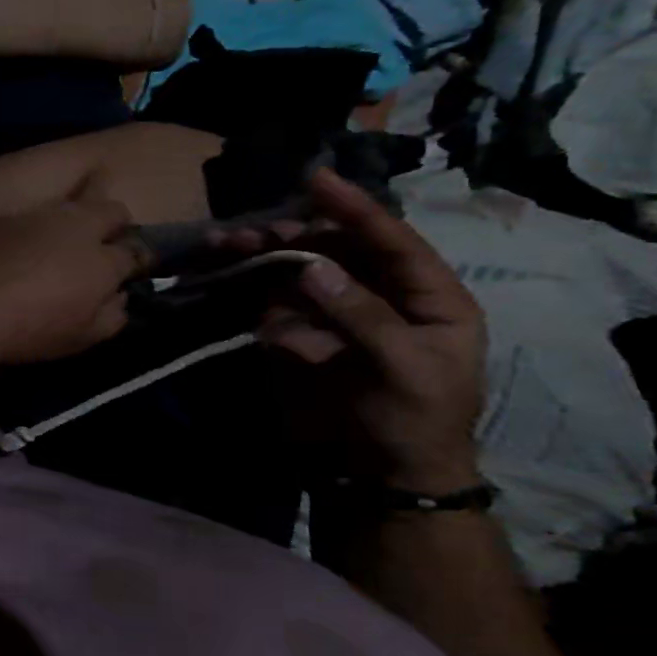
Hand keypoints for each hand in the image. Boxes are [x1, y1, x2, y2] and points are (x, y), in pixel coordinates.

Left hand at [0, 199, 145, 366]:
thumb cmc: (30, 330)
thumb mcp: (83, 338)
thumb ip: (114, 314)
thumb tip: (119, 295)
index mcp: (102, 259)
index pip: (135, 251)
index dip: (137, 262)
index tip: (131, 272)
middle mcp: (76, 226)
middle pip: (112, 210)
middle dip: (118, 226)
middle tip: (104, 251)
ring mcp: (40, 216)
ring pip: (74, 207)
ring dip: (79, 223)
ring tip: (63, 249)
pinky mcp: (7, 218)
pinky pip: (37, 217)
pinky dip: (42, 230)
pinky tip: (25, 252)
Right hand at [259, 170, 485, 495]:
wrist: (380, 476)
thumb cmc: (415, 422)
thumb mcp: (403, 369)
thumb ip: (361, 315)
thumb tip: (311, 267)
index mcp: (428, 296)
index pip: (391, 241)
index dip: (354, 209)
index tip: (316, 179)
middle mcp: (380, 294)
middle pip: (337, 249)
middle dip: (295, 234)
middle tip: (255, 229)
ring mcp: (337, 314)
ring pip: (300, 270)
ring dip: (265, 255)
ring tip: (229, 244)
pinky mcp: (302, 333)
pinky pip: (276, 300)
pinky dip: (252, 286)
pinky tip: (229, 273)